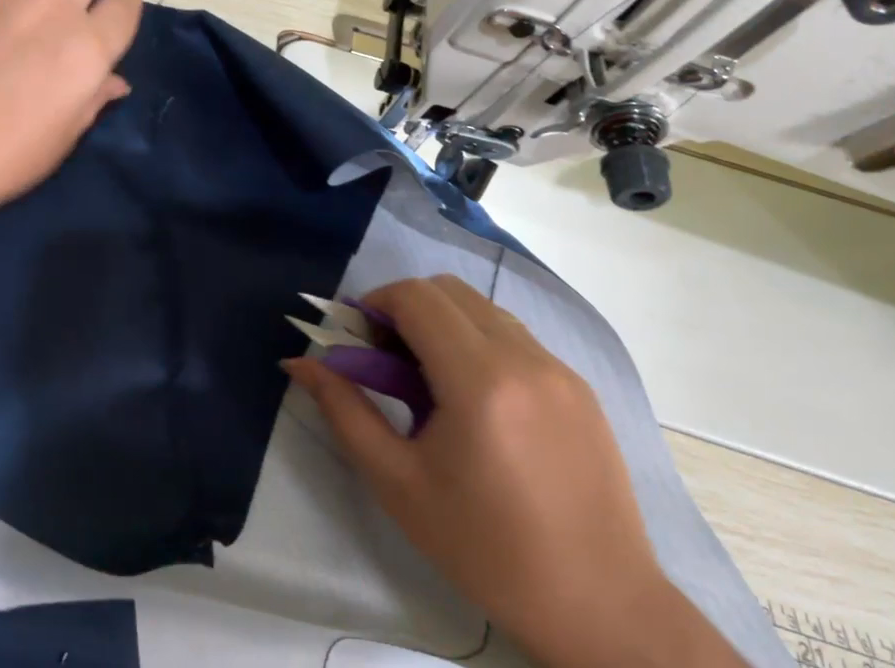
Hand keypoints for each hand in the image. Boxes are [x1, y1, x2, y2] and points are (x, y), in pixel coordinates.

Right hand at [286, 276, 744, 667]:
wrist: (597, 603)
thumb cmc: (482, 547)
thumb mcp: (396, 481)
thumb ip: (343, 410)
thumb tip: (298, 363)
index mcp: (479, 380)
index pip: (416, 297)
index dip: (374, 305)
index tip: (356, 343)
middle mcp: (526, 359)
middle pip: (450, 290)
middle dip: (405, 310)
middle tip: (384, 362)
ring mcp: (562, 371)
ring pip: (485, 311)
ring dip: (444, 325)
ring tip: (428, 386)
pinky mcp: (582, 390)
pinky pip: (518, 339)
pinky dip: (480, 346)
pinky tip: (474, 405)